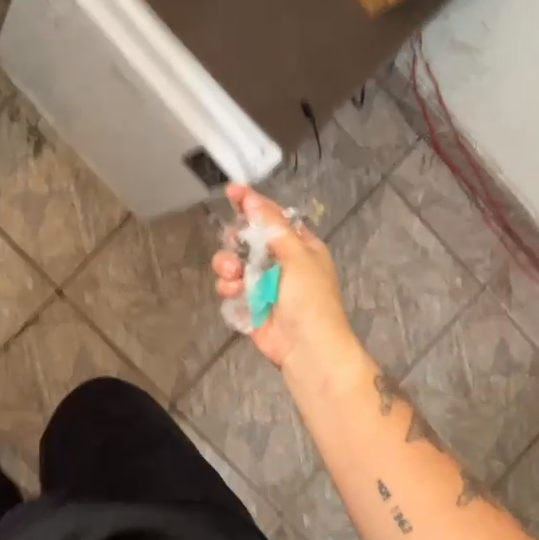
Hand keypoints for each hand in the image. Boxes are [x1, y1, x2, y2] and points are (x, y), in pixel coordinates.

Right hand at [212, 183, 357, 370]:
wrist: (307, 347)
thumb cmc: (310, 299)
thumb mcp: (296, 256)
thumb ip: (272, 227)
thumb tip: (253, 199)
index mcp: (300, 246)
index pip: (274, 217)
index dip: (253, 204)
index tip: (232, 191)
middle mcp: (280, 262)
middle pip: (248, 239)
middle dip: (236, 241)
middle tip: (234, 243)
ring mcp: (263, 283)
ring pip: (234, 263)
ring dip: (228, 265)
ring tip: (233, 275)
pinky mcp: (249, 303)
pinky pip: (230, 287)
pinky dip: (228, 287)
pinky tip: (233, 292)